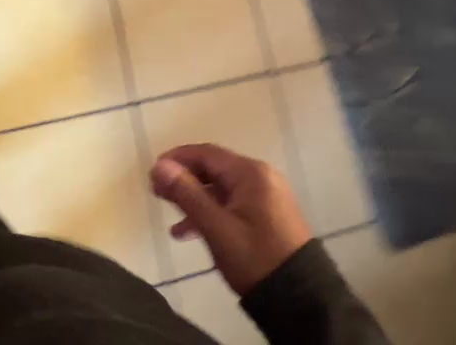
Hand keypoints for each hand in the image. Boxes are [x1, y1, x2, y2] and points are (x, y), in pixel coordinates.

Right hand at [150, 143, 312, 295]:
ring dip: (196, 200)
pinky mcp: (269, 216)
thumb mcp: (216, 228)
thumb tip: (160, 165)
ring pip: (222, 189)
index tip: (152, 173)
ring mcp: (267, 197)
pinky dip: (213, 213)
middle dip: (184, 180)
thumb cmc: (255, 259)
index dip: (177, 159)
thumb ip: (187, 194)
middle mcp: (261, 177)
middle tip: (157, 194)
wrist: (302, 302)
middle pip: (214, 169)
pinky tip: (192, 233)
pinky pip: (233, 204)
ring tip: (172, 218)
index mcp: (250, 173)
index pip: (206, 153)